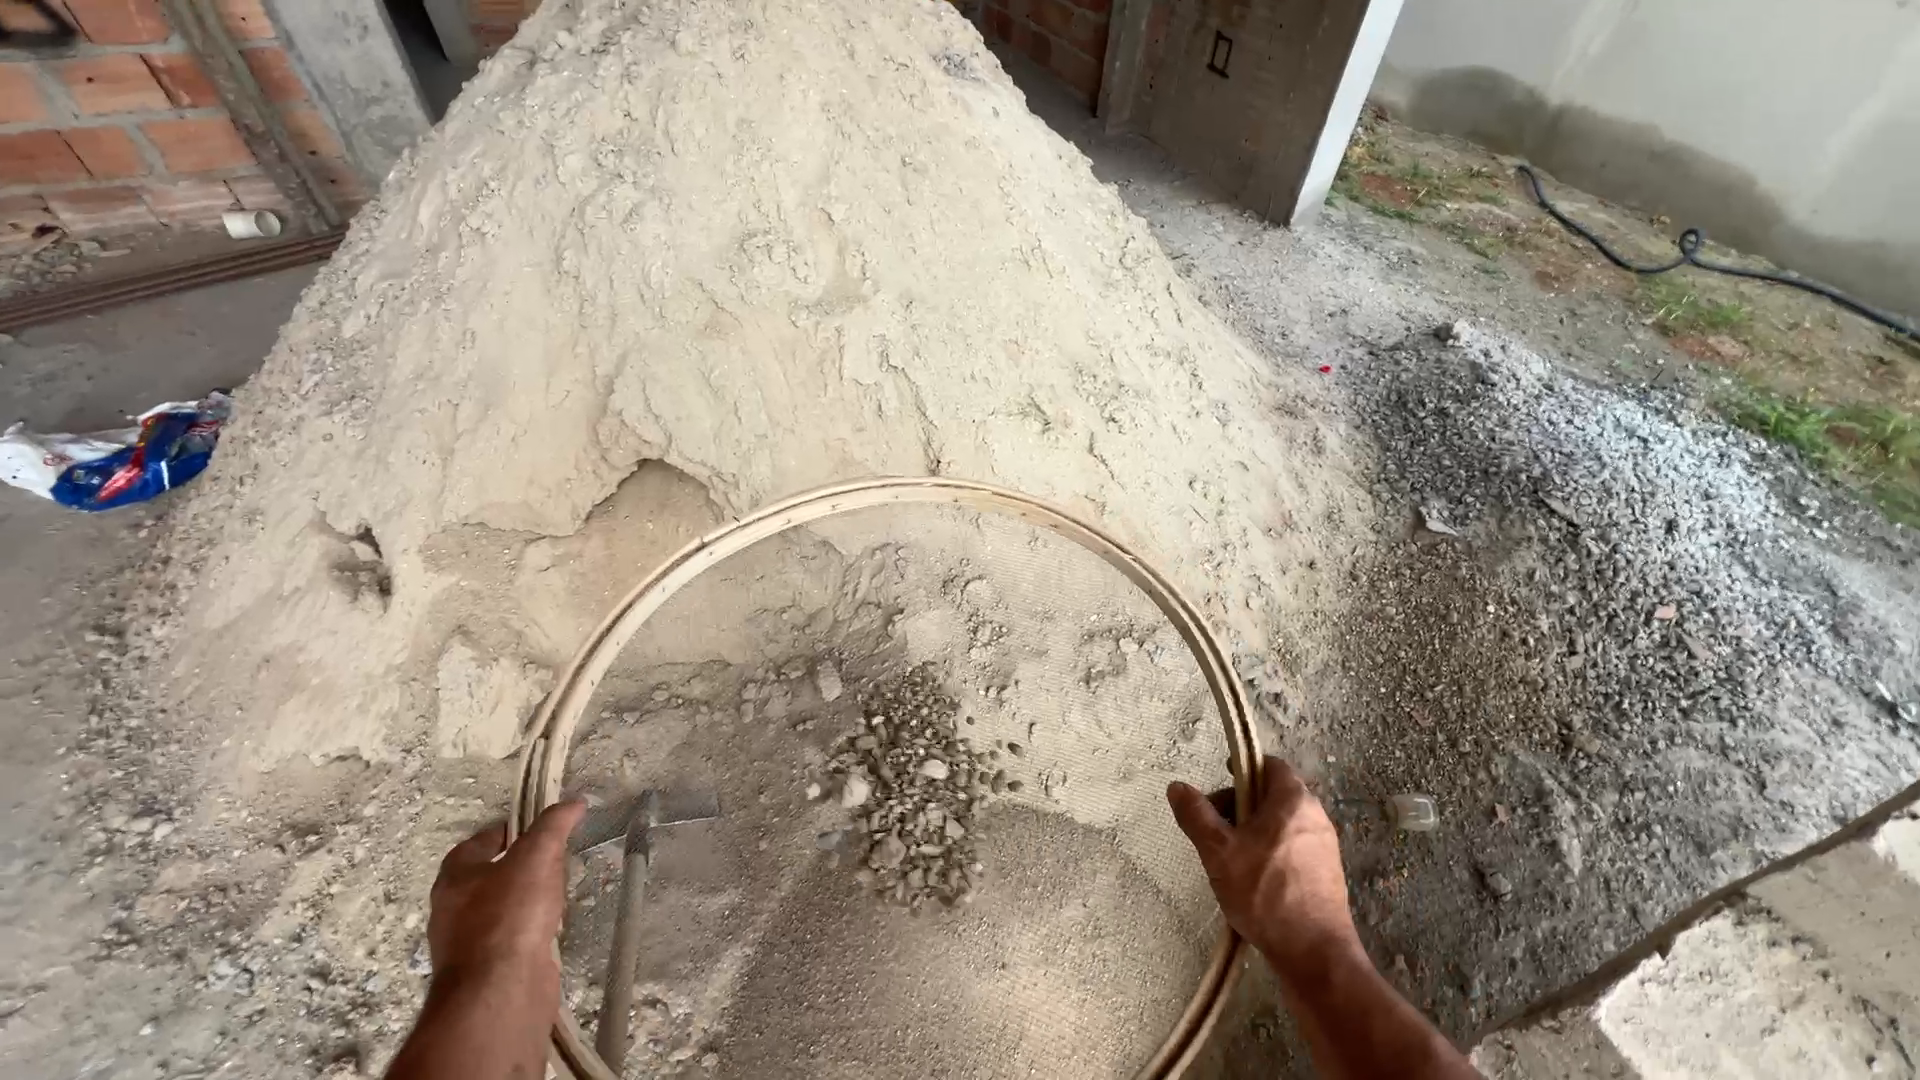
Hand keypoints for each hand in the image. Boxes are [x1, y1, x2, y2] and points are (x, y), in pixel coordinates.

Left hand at [426, 800, 585, 986]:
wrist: (499, 990)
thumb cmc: (510, 914)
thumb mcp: (536, 856)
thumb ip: (554, 826)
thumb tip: (574, 802)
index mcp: (454, 878)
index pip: (478, 843)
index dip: (509, 830)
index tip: (539, 826)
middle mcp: (453, 909)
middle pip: (490, 874)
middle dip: (523, 864)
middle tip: (556, 856)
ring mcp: (468, 942)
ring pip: (502, 906)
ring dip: (529, 896)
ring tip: (560, 889)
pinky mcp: (488, 967)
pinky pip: (512, 934)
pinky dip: (532, 925)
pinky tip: (553, 924)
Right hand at [1167, 756, 1360, 980]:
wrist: (1314, 953)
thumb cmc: (1264, 892)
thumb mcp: (1218, 851)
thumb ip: (1196, 814)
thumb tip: (1177, 787)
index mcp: (1293, 801)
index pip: (1270, 765)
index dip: (1243, 768)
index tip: (1220, 782)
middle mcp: (1315, 816)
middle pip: (1273, 794)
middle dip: (1240, 804)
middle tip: (1214, 826)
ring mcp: (1325, 846)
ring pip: (1282, 823)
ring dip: (1253, 830)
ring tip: (1228, 856)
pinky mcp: (1327, 873)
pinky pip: (1293, 846)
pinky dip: (1270, 850)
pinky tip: (1251, 878)